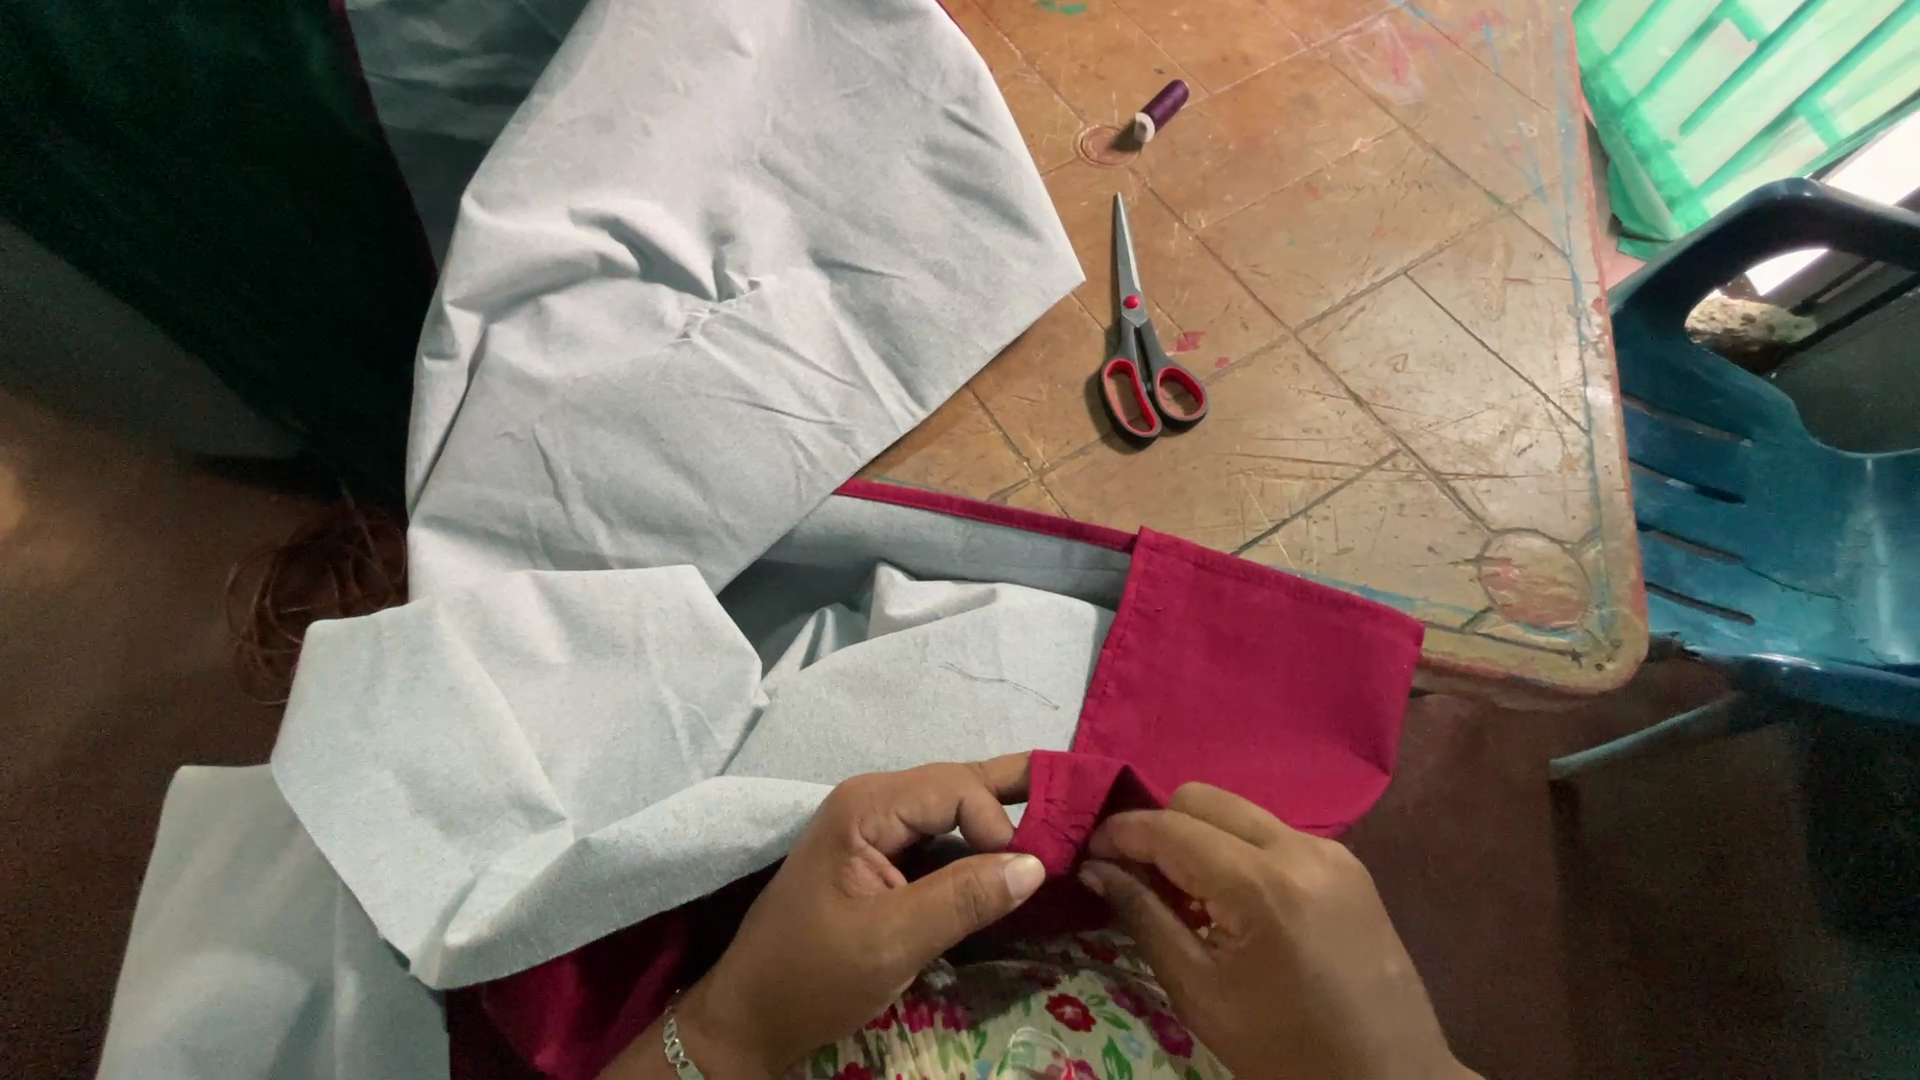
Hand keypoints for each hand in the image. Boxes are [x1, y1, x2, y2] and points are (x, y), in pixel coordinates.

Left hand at [620, 755, 1047, 1078]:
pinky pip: (942, 833)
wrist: (751, 1016)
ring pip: (954, 805)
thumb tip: (1036, 863)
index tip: (1027, 873)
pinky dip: (980, 842)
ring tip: (1060, 823)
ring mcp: (878, 824)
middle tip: (1081, 797)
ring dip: (1002, 818)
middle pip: (959, 782)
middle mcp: (875, 799)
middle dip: (1016, 792)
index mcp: (867, 806)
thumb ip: (964, 898)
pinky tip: (1013, 852)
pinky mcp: (884, 852)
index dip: (999, 822)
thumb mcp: (891, 942)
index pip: (955, 788)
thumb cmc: (811, 976)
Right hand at [1079, 784, 1473, 1079]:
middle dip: (1158, 826)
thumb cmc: (1285, 1054)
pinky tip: (1229, 899)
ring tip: (1184, 892)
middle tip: (1138, 875)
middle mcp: (1298, 847)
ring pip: (1234, 809)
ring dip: (1196, 835)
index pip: (1170, 828)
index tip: (1090, 853)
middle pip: (1201, 797)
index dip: (1121, 833)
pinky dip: (1233, 848)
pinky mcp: (1345, 862)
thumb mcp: (1198, 991)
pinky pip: (1267, 831)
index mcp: (1262, 885)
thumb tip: (1095, 867)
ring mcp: (1329, 850)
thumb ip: (1142, 915)